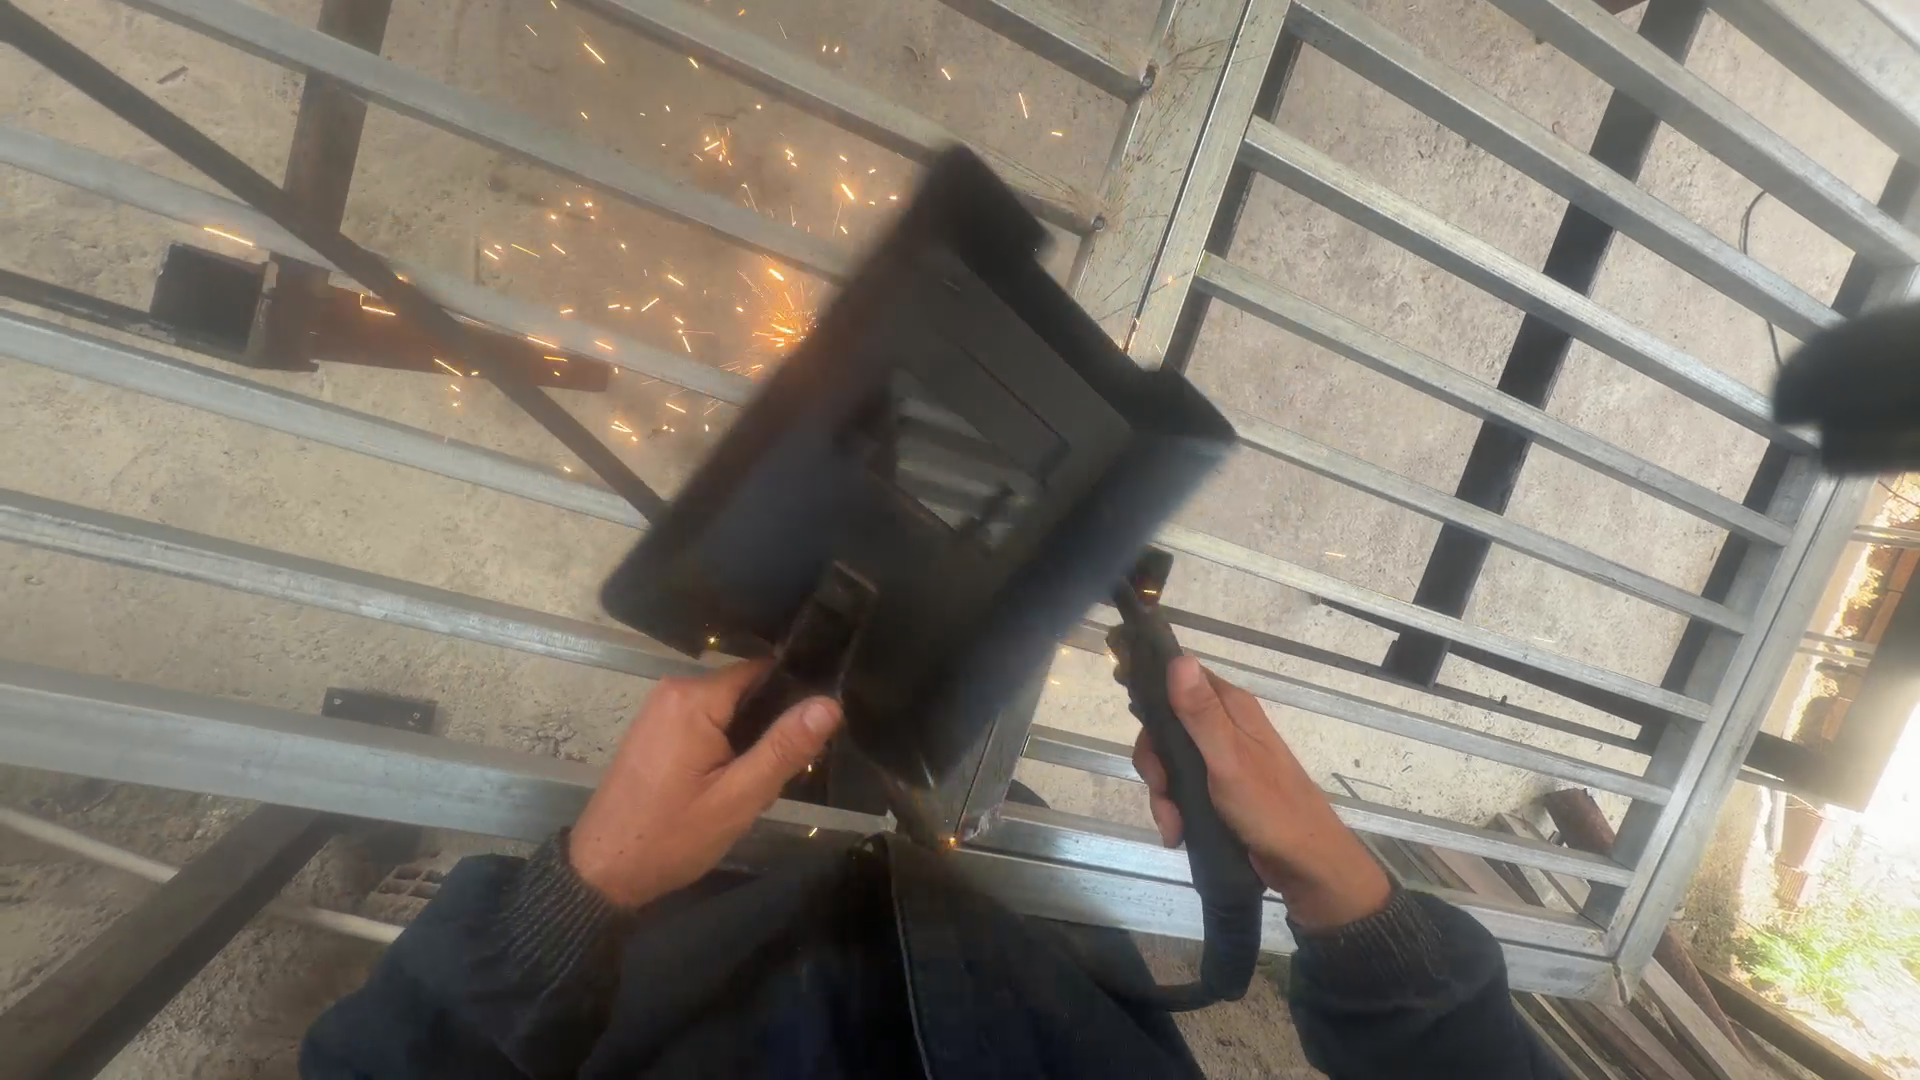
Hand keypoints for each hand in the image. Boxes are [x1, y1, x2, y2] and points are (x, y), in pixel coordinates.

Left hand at [568, 661, 841, 907]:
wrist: (600, 876)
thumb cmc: (671, 836)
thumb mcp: (738, 797)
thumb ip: (784, 747)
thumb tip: (830, 703)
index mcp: (694, 697)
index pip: (763, 671)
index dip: (795, 695)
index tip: (814, 731)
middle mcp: (674, 690)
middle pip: (747, 690)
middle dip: (771, 724)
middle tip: (787, 769)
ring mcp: (661, 709)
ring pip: (729, 708)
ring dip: (750, 738)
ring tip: (760, 779)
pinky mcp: (656, 729)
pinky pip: (707, 721)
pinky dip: (727, 744)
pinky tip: (732, 779)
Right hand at [1133, 655, 1390, 930]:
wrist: (1307, 867)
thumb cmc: (1271, 808)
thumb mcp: (1229, 757)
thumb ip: (1201, 712)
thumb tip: (1178, 658)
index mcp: (1230, 707)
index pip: (1179, 678)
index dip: (1152, 691)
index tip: (1133, 715)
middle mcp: (1225, 725)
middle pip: (1167, 725)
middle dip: (1155, 761)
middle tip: (1160, 788)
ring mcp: (1221, 757)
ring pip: (1171, 759)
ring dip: (1163, 793)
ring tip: (1172, 824)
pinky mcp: (1218, 787)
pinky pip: (1182, 786)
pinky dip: (1174, 807)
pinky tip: (1177, 830)